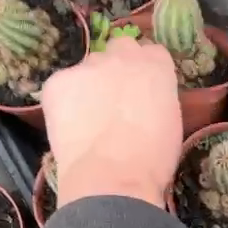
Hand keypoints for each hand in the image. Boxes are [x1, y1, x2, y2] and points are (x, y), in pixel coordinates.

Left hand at [43, 36, 182, 208]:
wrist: (112, 178)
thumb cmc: (153, 161)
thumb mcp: (171, 124)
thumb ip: (159, 100)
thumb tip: (148, 100)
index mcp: (156, 67)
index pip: (153, 52)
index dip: (149, 71)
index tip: (148, 90)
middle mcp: (122, 57)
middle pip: (120, 49)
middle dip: (120, 67)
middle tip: (119, 99)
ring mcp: (86, 67)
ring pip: (89, 67)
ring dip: (92, 84)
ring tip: (92, 119)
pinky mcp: (56, 82)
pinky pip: (63, 86)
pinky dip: (66, 102)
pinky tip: (73, 128)